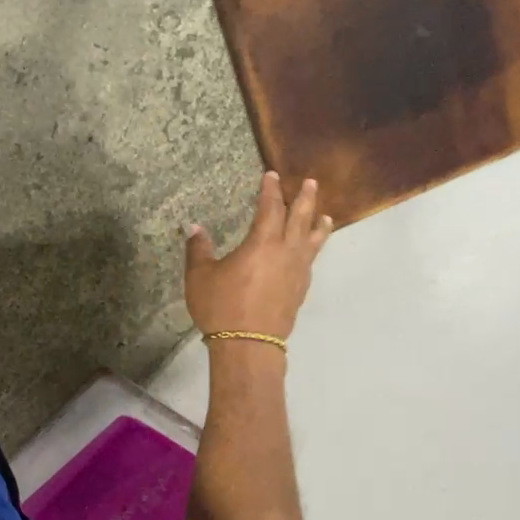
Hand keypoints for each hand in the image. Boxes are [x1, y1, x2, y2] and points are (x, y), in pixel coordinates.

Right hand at [184, 171, 332, 339]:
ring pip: (313, 239)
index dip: (270, 190)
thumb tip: (194, 228)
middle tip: (310, 182)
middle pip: (300, 217)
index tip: (271, 176)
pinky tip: (309, 251)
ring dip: (318, 223)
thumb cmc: (220, 305)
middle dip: (304, 198)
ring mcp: (298, 270)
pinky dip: (313, 247)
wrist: (248, 343)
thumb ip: (198, 249)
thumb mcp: (200, 276)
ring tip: (325, 215)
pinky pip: (311, 259)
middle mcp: (287, 251)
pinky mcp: (301, 288)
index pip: (270, 208)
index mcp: (262, 242)